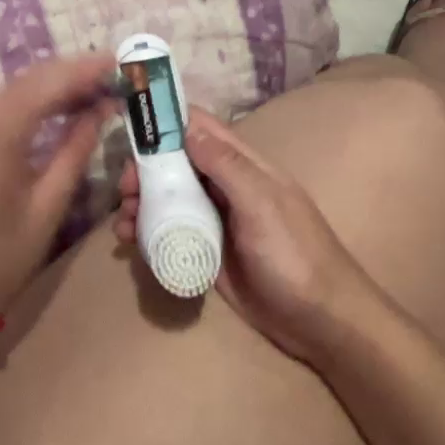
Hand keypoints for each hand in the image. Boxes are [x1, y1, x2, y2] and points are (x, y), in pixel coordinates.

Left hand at [0, 55, 118, 320]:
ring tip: (97, 83)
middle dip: (69, 72)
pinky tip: (64, 102)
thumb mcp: (49, 209)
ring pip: (12, 91)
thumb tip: (102, 108)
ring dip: (54, 83)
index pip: (35, 92)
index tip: (114, 62)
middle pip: (22, 85)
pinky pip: (3, 107)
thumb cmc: (4, 260)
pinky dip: (35, 98)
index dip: (76, 72)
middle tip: (112, 71)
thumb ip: (75, 152)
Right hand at [114, 108, 371, 364]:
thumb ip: (227, 166)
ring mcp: (214, 220)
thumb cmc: (296, 256)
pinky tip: (129, 240)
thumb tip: (187, 128)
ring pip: (167, 197)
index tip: (130, 123)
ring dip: (140, 200)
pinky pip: (169, 232)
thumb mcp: (263, 205)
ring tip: (121, 219)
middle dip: (144, 167)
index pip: (200, 127)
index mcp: (243, 165)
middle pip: (175, 162)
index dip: (166, 119)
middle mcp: (224, 187)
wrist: (322, 324)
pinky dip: (145, 231)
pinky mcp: (205, 252)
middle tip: (124, 187)